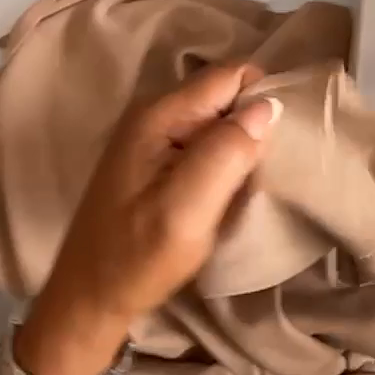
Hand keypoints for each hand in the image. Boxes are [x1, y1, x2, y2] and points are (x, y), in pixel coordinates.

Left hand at [19, 63, 280, 374]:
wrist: (89, 298)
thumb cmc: (136, 258)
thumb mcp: (187, 209)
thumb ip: (225, 153)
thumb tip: (268, 106)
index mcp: (159, 116)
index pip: (229, 76)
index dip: (262, 99)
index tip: (285, 139)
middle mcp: (153, 115)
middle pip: (222, 94)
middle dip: (253, 121)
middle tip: (270, 167)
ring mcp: (151, 138)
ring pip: (216, 120)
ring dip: (240, 144)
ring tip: (254, 181)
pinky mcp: (154, 162)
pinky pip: (203, 143)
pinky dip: (223, 160)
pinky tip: (229, 190)